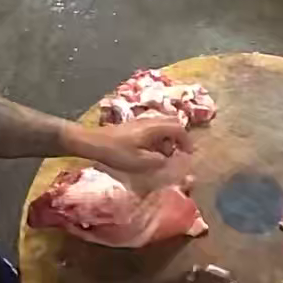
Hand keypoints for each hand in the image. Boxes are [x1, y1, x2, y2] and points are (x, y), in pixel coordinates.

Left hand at [69, 117, 191, 172]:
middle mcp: (150, 121)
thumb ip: (159, 161)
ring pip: (162, 126)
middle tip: (177, 153)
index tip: (188, 154)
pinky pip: (153, 128)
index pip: (179, 128)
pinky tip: (149, 151)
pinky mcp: (133, 126)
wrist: (94, 142)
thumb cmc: (118, 152)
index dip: (187, 141)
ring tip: (162, 155)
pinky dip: (157, 138)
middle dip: (178, 138)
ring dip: (167, 139)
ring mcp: (141, 121)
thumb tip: (169, 160)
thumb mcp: (141, 162)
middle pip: (172, 123)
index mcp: (154, 128)